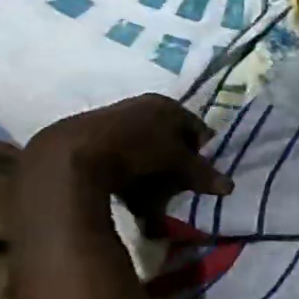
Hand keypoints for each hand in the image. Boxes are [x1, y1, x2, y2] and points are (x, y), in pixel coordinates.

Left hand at [22, 95, 232, 230]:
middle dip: (173, 162)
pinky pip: (114, 154)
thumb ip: (203, 174)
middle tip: (176, 185)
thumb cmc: (137, 154)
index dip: (200, 152)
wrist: (68, 159)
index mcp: (166, 105)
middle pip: (166, 136)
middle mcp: (138, 105)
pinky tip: (122, 191)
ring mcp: (108, 118)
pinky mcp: (82, 135)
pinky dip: (122, 171)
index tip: (200, 173)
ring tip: (149, 194)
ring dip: (147, 169)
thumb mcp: (178, 166)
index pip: (195, 128)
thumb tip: (230, 187)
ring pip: (140, 146)